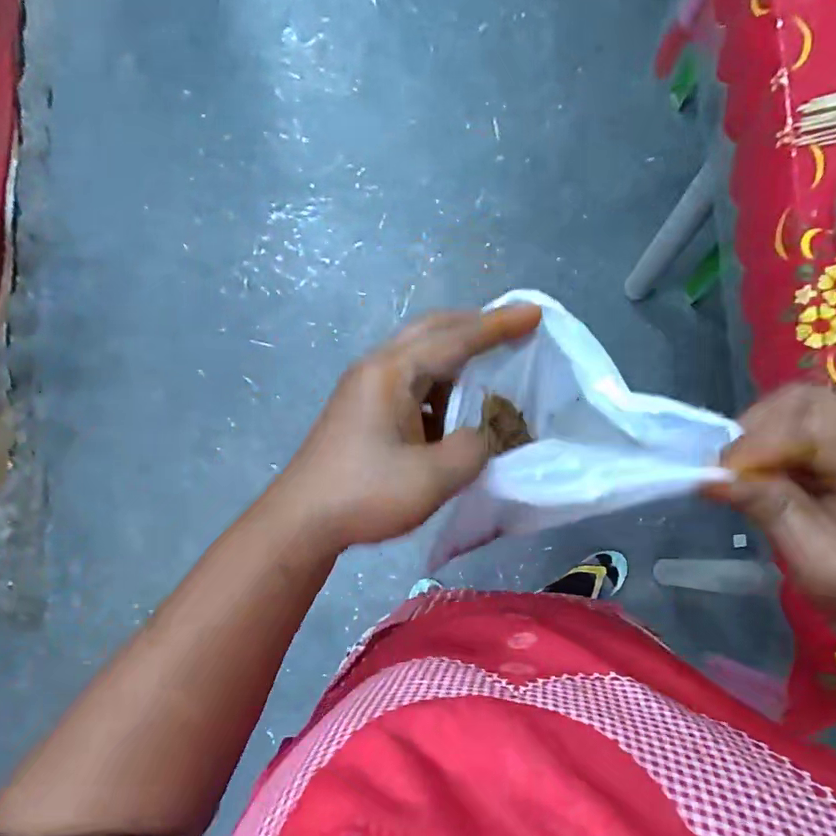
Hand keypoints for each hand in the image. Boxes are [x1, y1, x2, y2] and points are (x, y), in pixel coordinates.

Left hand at [267, 304, 542, 548]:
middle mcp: (375, 369)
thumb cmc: (365, 494)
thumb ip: (472, 449)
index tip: (534, 314)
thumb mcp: (433, 477)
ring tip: (487, 373)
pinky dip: (434, 387)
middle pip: (430, 332)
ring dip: (452, 359)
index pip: (455, 338)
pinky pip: (405, 384)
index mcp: (392, 372)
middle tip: (511, 330)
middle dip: (473, 328)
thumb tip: (478, 437)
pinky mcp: (357, 413)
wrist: (301, 521)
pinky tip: (449, 412)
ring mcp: (361, 390)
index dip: (498, 326)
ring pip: (416, 358)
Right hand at [708, 385, 835, 628]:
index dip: (757, 444)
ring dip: (762, 437)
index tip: (718, 478)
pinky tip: (765, 478)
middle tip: (727, 473)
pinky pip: (809, 429)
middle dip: (755, 431)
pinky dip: (775, 446)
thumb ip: (774, 514)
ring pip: (804, 410)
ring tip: (742, 475)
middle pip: (808, 403)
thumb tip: (714, 479)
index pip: (813, 423)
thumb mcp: (824, 566)